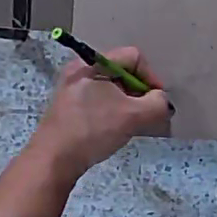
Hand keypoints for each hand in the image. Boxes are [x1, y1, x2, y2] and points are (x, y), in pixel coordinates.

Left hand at [28, 47, 171, 181]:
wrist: (54, 159)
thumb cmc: (93, 130)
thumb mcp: (133, 116)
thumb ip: (157, 104)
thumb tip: (162, 101)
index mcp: (92, 62)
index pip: (133, 57)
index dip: (151, 77)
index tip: (156, 102)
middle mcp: (79, 70)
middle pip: (122, 72)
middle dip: (139, 93)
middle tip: (144, 115)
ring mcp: (71, 88)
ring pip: (111, 89)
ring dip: (127, 104)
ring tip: (130, 125)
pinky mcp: (68, 107)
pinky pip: (99, 101)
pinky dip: (112, 111)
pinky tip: (112, 130)